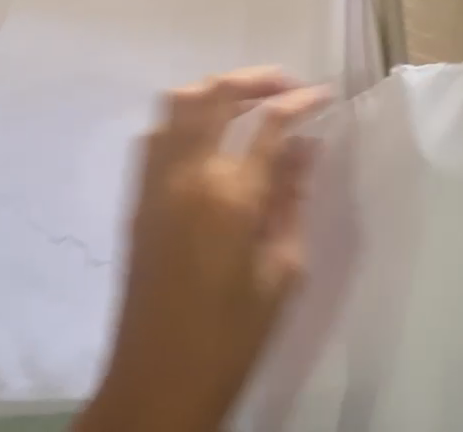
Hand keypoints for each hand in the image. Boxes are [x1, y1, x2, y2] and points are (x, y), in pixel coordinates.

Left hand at [78, 68, 330, 431]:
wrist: (157, 382)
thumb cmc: (232, 336)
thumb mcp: (282, 271)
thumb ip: (292, 198)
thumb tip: (307, 145)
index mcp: (230, 195)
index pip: (270, 122)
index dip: (302, 101)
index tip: (326, 95)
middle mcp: (186, 173)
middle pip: (216, 92)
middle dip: (257, 79)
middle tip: (289, 87)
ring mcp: (154, 180)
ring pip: (178, 102)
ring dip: (216, 90)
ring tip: (249, 104)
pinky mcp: (136, 196)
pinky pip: (156, 132)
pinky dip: (184, 117)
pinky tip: (209, 137)